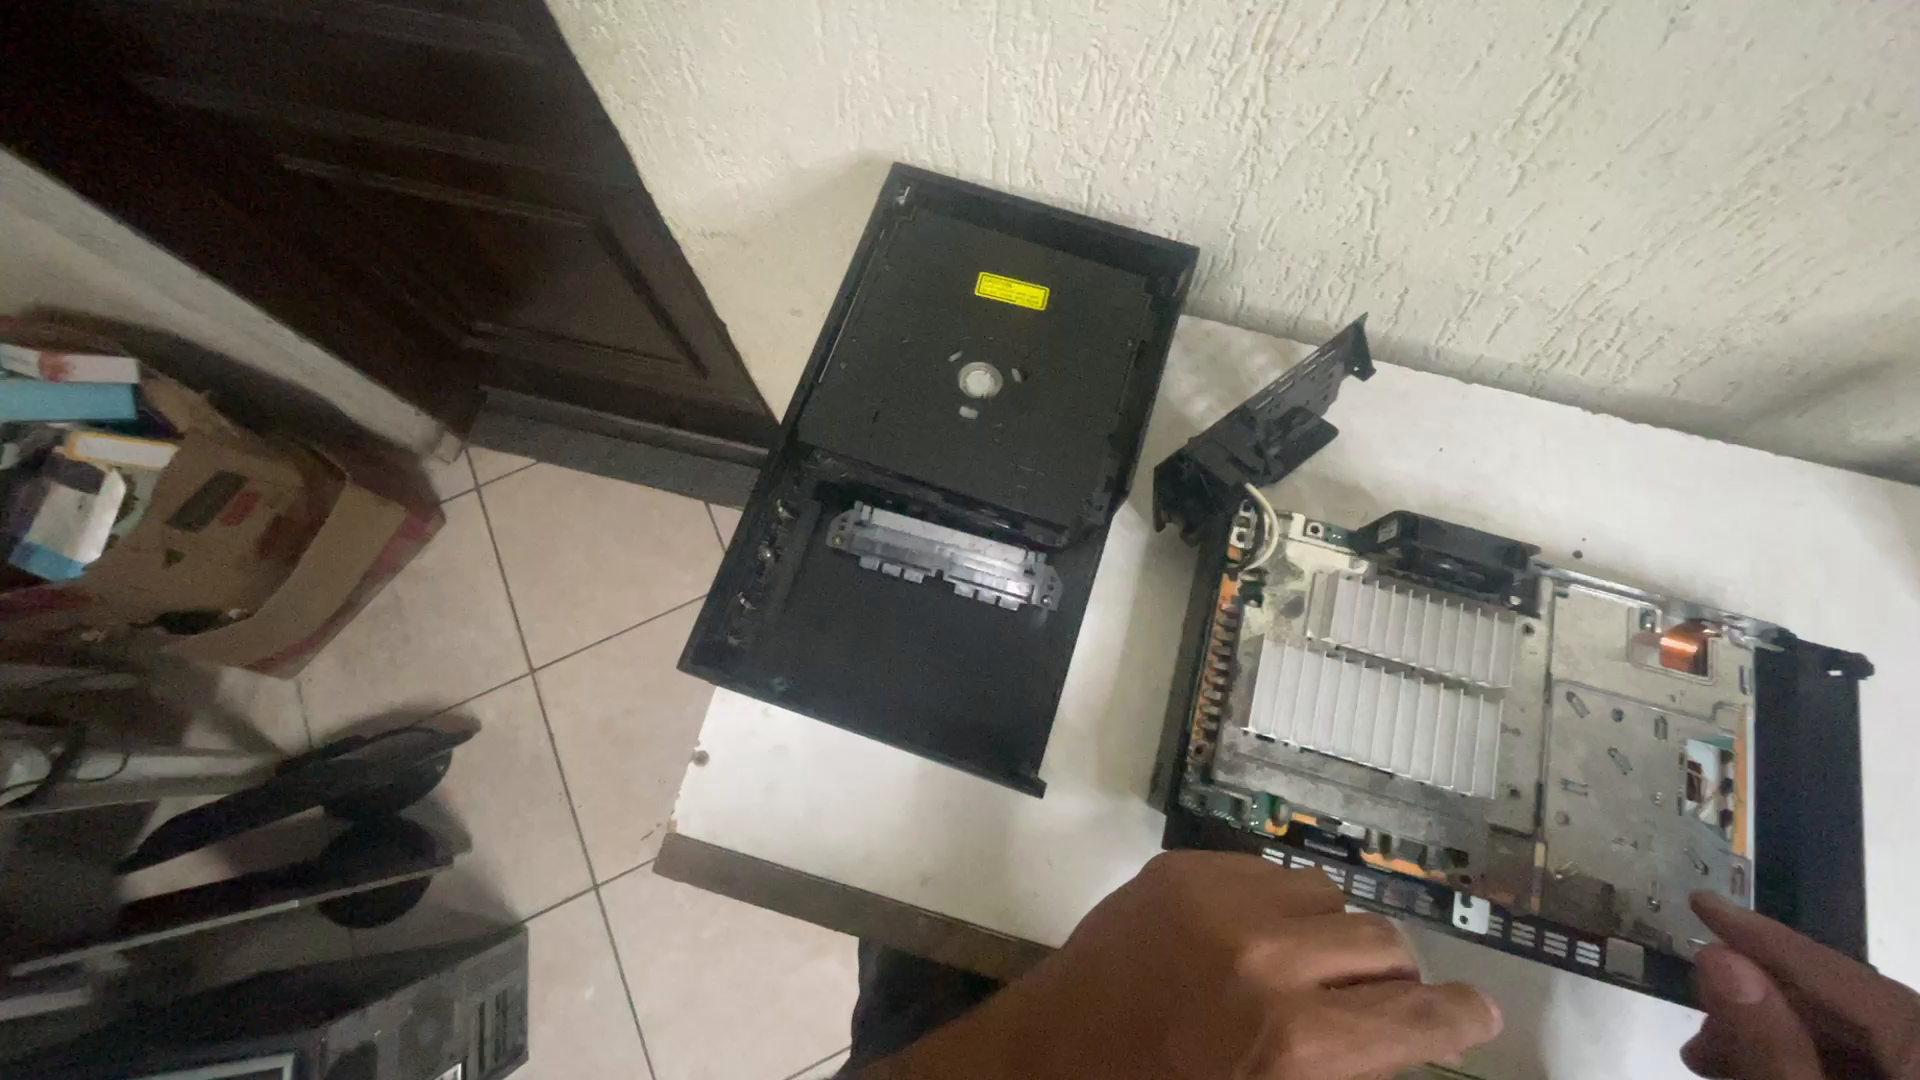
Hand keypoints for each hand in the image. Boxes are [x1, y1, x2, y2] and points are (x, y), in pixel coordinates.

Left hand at [862, 851, 1501, 1079]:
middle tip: (1374, 996)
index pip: (1415, 1018)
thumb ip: (1336, 1062)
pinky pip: (1261, 868)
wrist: (1054, 1055)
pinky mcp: (1178, 867)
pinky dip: (1274, 899)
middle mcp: (1266, 954)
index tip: (1476, 1014)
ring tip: (1308, 959)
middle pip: (1379, 940)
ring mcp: (1216, 898)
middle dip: (1390, 975)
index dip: (1457, 1019)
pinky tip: (1253, 928)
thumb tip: (1386, 1033)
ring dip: (1330, 930)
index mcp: (1295, 1039)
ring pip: (1323, 893)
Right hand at [1685, 891, 1919, 1078]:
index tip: (1700, 901)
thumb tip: (1715, 957)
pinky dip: (1823, 1062)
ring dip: (1787, 1036)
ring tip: (1716, 1056)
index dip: (1770, 939)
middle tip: (1697, 1025)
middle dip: (1769, 1003)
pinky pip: (1887, 1065)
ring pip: (1871, 1040)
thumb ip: (1770, 1047)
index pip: (1850, 978)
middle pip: (1863, 1011)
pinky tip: (1770, 1068)